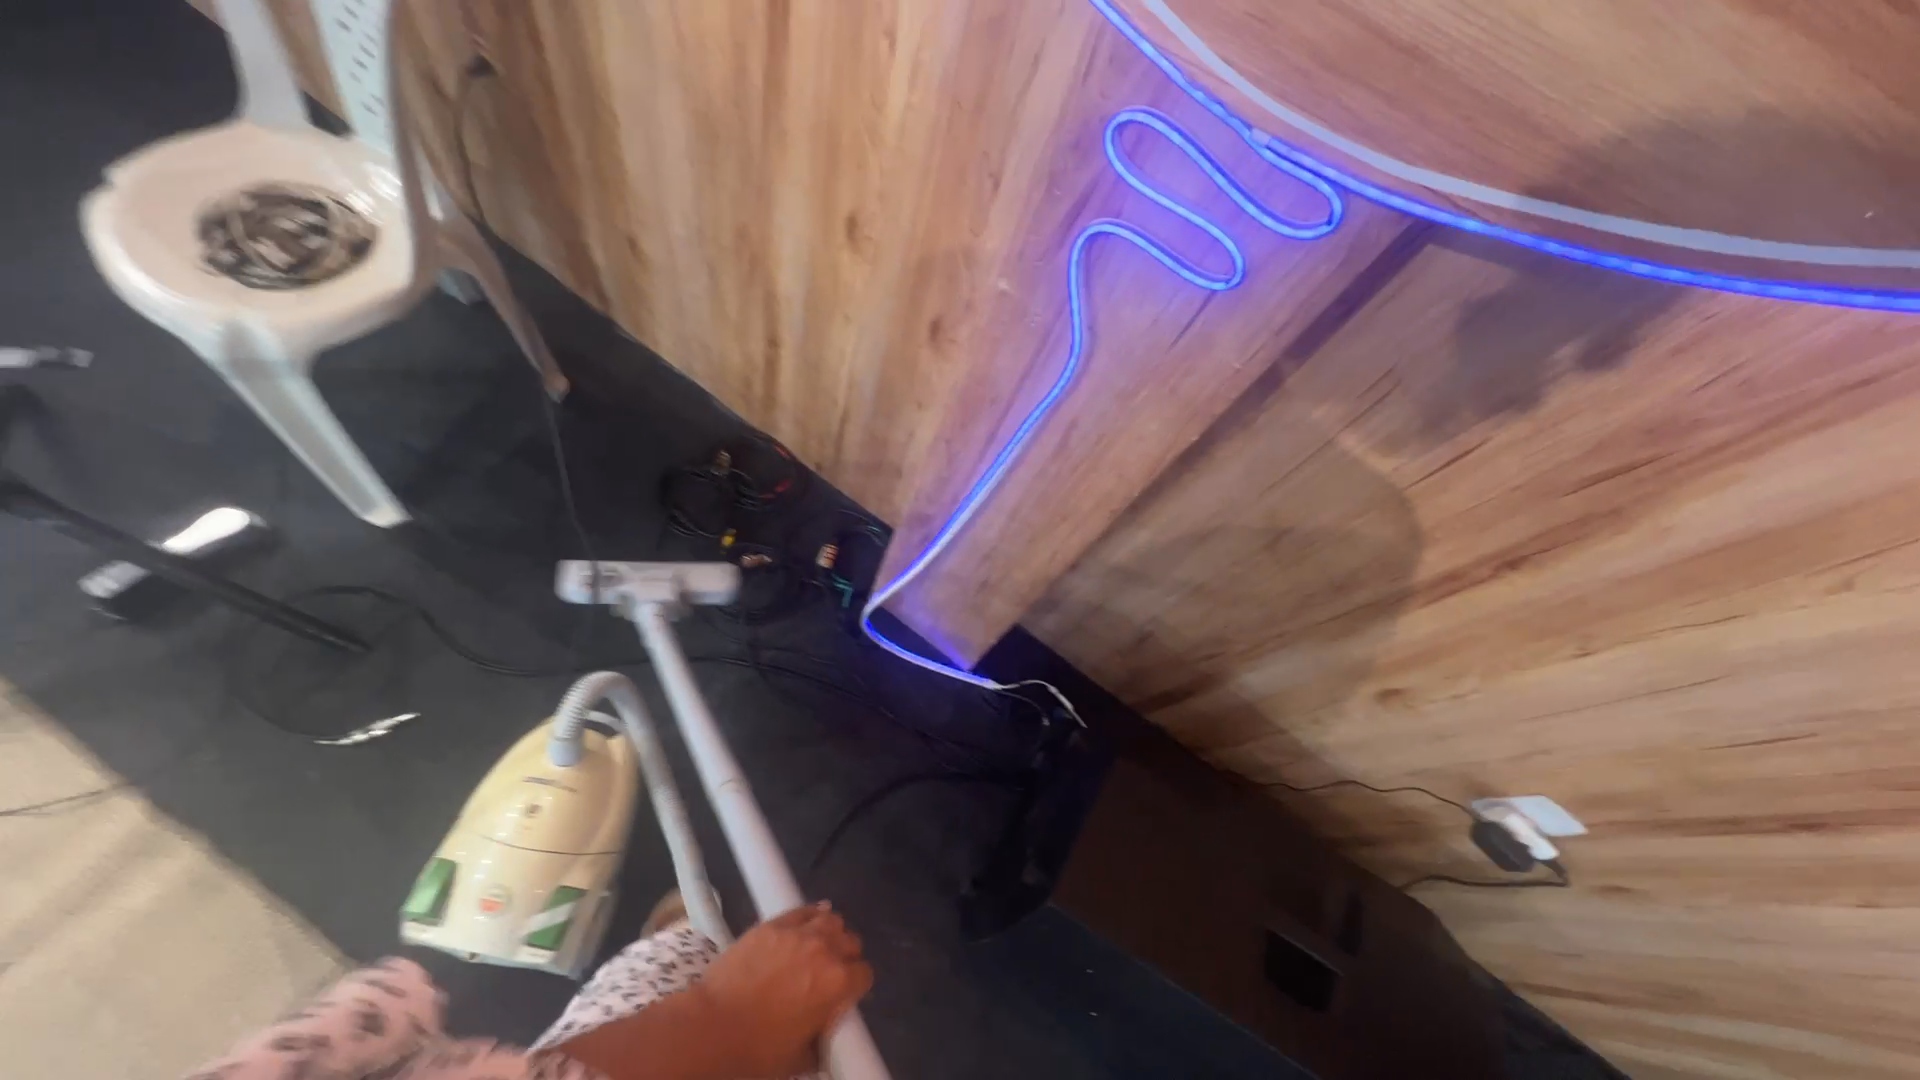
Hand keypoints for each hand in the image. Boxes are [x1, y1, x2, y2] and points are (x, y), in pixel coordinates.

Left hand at [691, 902, 873, 1077]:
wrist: (711, 1028)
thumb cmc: (757, 1050)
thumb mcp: (800, 1058)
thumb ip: (821, 1042)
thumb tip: (822, 1040)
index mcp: (838, 984)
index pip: (864, 974)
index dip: (856, 986)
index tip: (845, 996)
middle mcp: (825, 951)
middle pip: (850, 942)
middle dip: (845, 957)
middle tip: (829, 973)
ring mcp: (798, 933)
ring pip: (831, 920)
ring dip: (830, 933)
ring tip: (819, 946)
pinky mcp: (774, 924)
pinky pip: (803, 909)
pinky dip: (812, 913)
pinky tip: (811, 919)